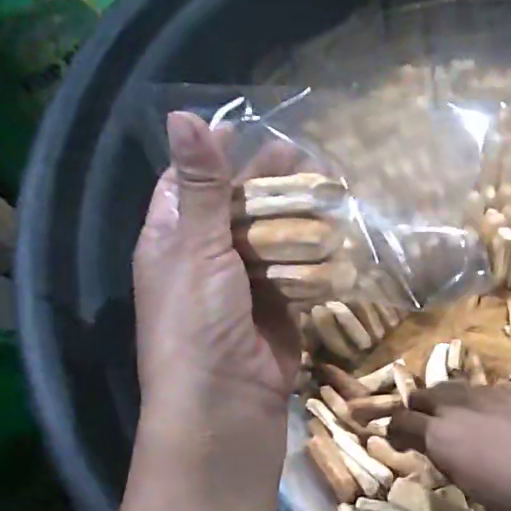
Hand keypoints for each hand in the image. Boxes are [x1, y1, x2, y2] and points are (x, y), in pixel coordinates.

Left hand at [132, 112, 301, 445]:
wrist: (227, 398)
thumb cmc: (196, 319)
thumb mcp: (195, 246)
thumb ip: (202, 185)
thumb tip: (181, 113)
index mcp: (172, 238)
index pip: (191, 184)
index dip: (217, 156)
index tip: (251, 131)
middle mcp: (207, 257)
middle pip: (240, 208)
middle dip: (270, 186)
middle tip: (308, 158)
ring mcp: (245, 284)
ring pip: (273, 239)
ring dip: (299, 219)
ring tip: (332, 190)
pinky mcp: (280, 307)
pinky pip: (297, 272)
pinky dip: (314, 257)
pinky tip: (339, 234)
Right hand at [389, 382, 510, 505]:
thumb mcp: (468, 483)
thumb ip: (447, 460)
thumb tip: (438, 449)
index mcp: (438, 434)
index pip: (401, 422)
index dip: (392, 430)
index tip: (393, 439)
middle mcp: (456, 406)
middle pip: (422, 396)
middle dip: (415, 408)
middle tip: (417, 424)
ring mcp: (485, 394)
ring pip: (450, 387)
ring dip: (441, 400)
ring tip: (447, 416)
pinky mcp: (510, 393)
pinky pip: (477, 390)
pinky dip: (469, 400)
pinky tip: (482, 415)